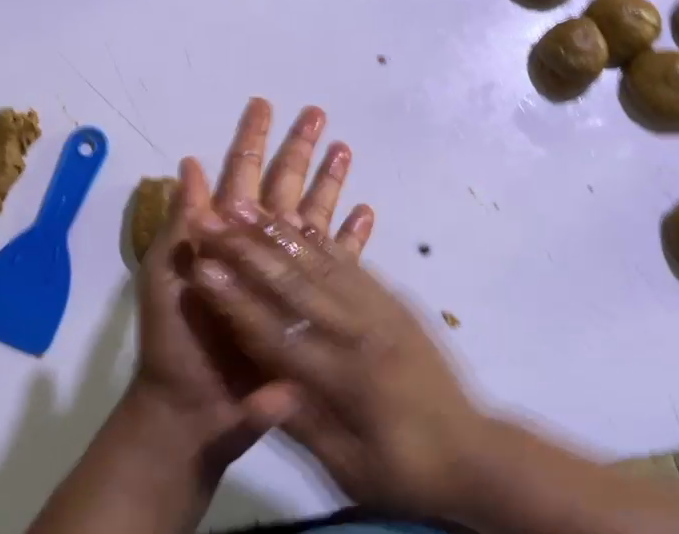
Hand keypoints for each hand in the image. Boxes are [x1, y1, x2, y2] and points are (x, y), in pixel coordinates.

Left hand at [130, 98, 374, 465]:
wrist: (195, 409)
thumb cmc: (175, 339)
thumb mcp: (168, 274)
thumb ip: (183, 221)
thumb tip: (189, 162)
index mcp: (220, 234)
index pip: (241, 174)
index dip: (252, 139)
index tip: (265, 104)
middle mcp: (254, 246)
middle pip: (282, 186)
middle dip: (298, 149)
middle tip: (317, 113)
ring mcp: (281, 274)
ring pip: (311, 216)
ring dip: (328, 183)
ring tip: (347, 149)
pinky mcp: (304, 305)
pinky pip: (333, 264)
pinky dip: (350, 238)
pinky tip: (368, 213)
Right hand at [188, 205, 485, 517]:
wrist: (477, 453)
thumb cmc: (406, 471)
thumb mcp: (350, 469)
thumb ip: (304, 424)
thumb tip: (256, 386)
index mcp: (348, 381)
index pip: (279, 334)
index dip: (236, 301)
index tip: (201, 270)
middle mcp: (363, 335)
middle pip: (295, 285)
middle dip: (248, 250)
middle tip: (211, 220)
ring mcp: (382, 312)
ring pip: (321, 263)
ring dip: (278, 232)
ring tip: (245, 206)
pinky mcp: (395, 301)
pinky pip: (351, 263)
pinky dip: (319, 238)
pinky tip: (297, 219)